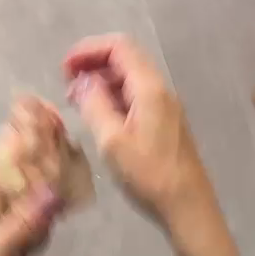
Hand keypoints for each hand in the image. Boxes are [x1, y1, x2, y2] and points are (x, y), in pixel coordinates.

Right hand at [64, 34, 216, 233]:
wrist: (189, 208)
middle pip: (125, 56)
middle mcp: (160, 88)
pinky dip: (113, 94)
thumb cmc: (150, 175)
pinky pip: (136, 93)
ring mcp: (165, 103)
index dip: (88, 49)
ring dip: (102, 78)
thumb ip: (95, 104)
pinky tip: (99, 114)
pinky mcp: (164, 119)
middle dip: (93, 62)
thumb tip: (82, 81)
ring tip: (77, 99)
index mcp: (149, 87)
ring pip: (130, 75)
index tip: (65, 68)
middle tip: (67, 81)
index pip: (118, 47)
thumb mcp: (112, 141)